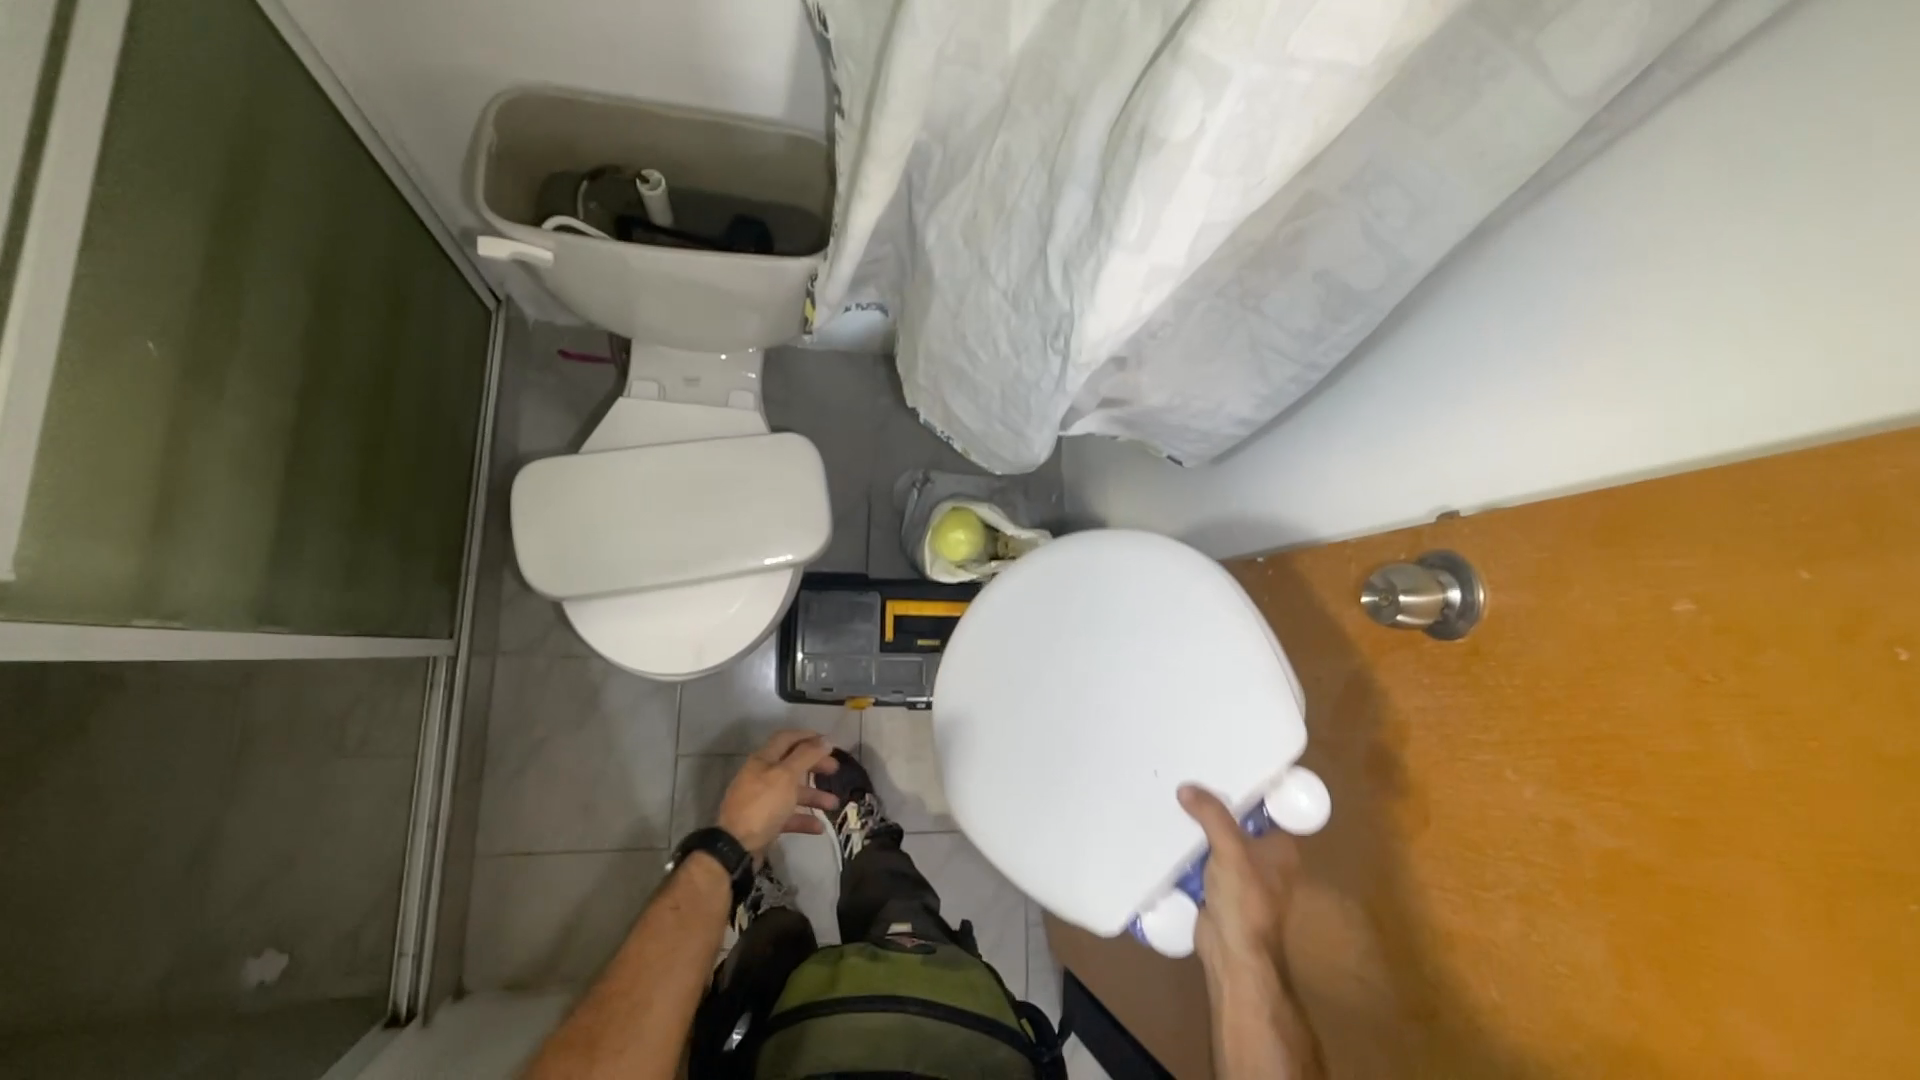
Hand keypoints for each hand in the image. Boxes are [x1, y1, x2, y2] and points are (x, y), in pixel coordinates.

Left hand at [716, 730, 841, 855]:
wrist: (736, 846)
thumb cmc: (763, 805)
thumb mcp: (786, 776)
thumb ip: (806, 756)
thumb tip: (825, 740)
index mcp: (764, 760)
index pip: (786, 739)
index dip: (807, 736)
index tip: (829, 742)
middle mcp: (762, 776)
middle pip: (792, 765)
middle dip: (815, 766)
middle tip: (835, 770)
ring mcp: (763, 800)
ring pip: (793, 792)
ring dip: (814, 796)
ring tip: (834, 804)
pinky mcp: (765, 822)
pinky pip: (788, 816)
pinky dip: (804, 819)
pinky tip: (819, 827)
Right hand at [1179, 785, 1300, 965]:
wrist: (1232, 954)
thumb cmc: (1245, 900)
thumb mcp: (1230, 849)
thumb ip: (1211, 815)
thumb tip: (1186, 788)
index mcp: (1281, 846)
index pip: (1265, 806)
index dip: (1245, 787)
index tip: (1219, 764)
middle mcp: (1264, 858)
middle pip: (1237, 822)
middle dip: (1215, 805)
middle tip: (1189, 776)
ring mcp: (1241, 875)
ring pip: (1217, 840)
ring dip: (1199, 827)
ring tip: (1174, 797)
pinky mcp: (1218, 888)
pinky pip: (1202, 860)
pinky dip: (1189, 850)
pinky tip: (1168, 832)